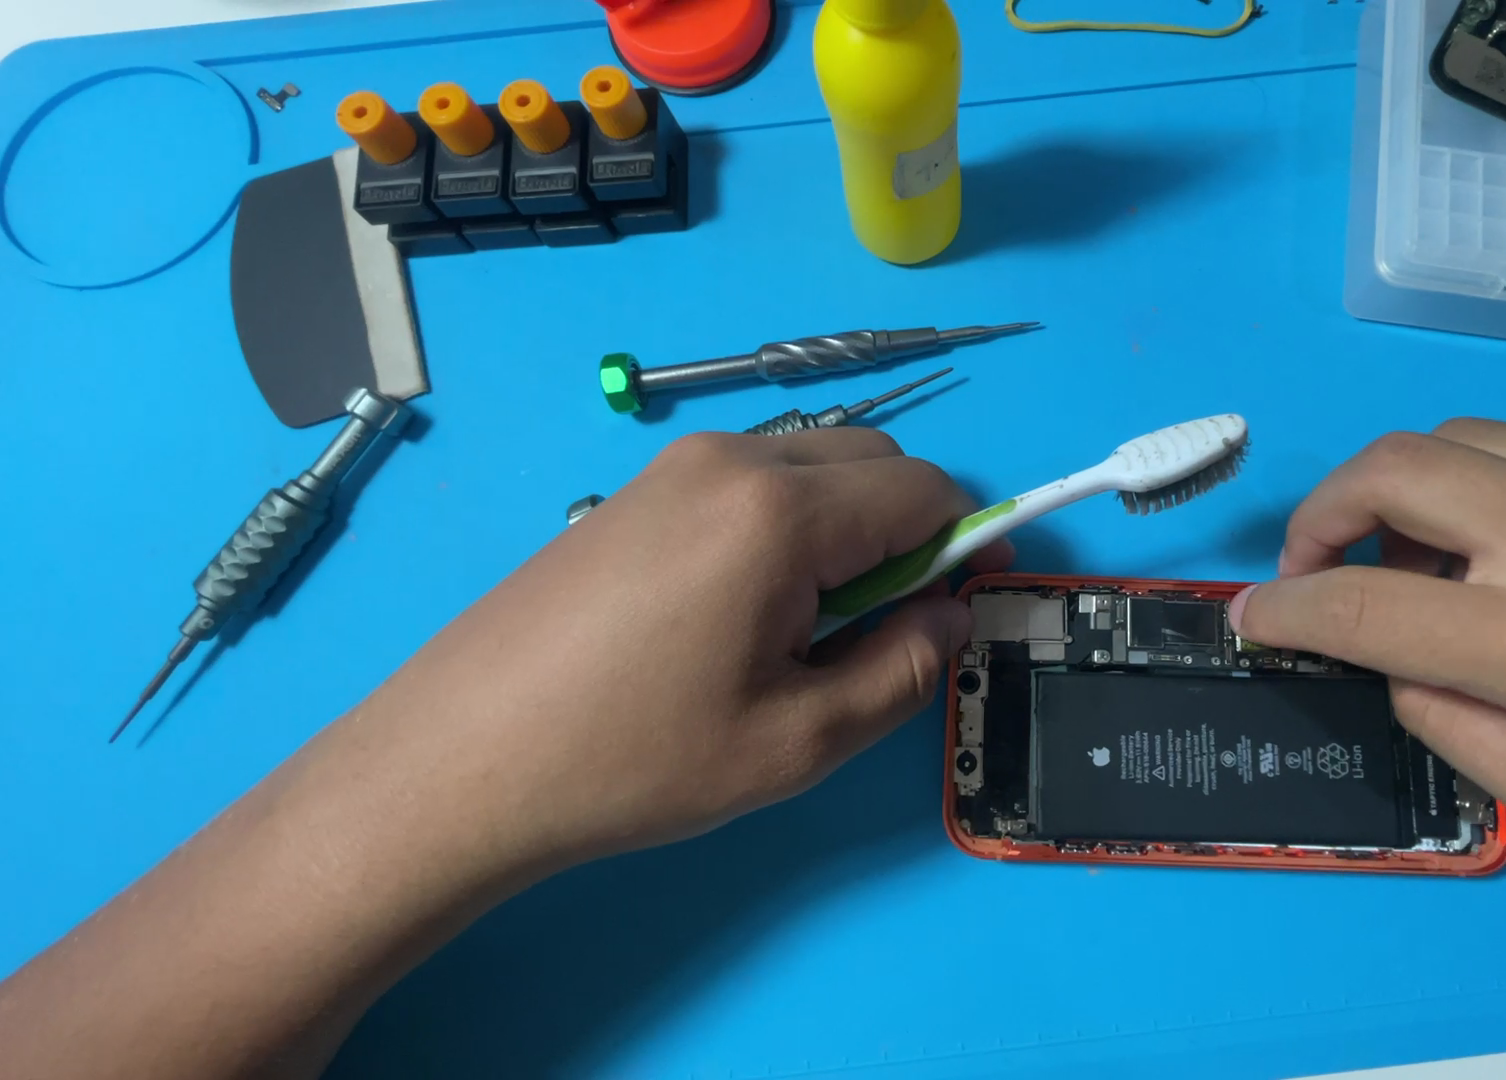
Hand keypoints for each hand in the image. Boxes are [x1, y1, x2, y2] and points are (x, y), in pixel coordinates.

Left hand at [342, 428, 1008, 870]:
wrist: (455, 764)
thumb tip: (957, 616)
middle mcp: (735, 458)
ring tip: (804, 621)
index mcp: (782, 511)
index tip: (967, 603)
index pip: (926, 490)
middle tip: (880, 623)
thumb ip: (905, 668)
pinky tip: (742, 603)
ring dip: (852, 526)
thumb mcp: (800, 739)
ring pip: (818, 466)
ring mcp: (679, 464)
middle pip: (877, 462)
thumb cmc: (638, 760)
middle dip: (911, 531)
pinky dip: (794, 522)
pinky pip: (759, 480)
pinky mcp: (643, 487)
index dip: (969, 542)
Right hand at [1229, 419, 1505, 914]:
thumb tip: (1386, 654)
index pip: (1365, 607)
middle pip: (1396, 468)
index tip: (1248, 619)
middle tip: (1314, 570)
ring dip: (1398, 496)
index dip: (1281, 611)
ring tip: (1416, 561)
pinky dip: (1483, 495)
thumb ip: (1451, 721)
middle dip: (1319, 515)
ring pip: (1460, 442)